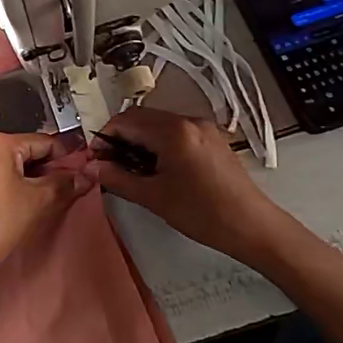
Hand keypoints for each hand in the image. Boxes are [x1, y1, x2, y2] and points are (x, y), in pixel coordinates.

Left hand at [0, 132, 90, 286]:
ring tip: (41, 205)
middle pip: (26, 152)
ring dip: (29, 183)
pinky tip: (19, 211)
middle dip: (47, 172)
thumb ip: (64, 184)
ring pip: (10, 167)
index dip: (67, 158)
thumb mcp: (37, 201)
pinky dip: (11, 190)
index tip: (79, 172)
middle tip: (64, 191)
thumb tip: (80, 177)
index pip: (45, 141)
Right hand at [85, 108, 292, 263]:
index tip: (95, 159)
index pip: (126, 120)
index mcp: (174, 131)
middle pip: (142, 117)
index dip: (104, 138)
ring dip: (140, 141)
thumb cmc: (203, 213)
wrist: (250, 224)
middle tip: (110, 166)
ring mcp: (204, 128)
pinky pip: (177, 132)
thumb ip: (118, 178)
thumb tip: (92, 168)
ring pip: (159, 124)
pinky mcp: (212, 139)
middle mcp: (189, 121)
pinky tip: (157, 169)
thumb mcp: (153, 197)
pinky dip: (160, 144)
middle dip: (121, 138)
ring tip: (133, 171)